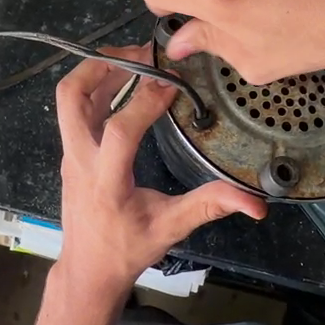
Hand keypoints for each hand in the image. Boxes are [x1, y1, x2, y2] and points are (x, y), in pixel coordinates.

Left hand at [54, 45, 265, 298]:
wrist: (87, 270)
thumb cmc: (126, 250)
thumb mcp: (170, 230)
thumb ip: (208, 207)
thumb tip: (255, 204)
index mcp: (105, 180)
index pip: (119, 130)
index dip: (145, 102)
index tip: (172, 84)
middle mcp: (80, 159)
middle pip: (71, 97)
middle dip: (101, 66)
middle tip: (140, 54)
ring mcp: (71, 153)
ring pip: (68, 99)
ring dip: (98, 72)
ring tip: (137, 60)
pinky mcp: (71, 151)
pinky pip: (76, 110)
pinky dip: (97, 88)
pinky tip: (126, 83)